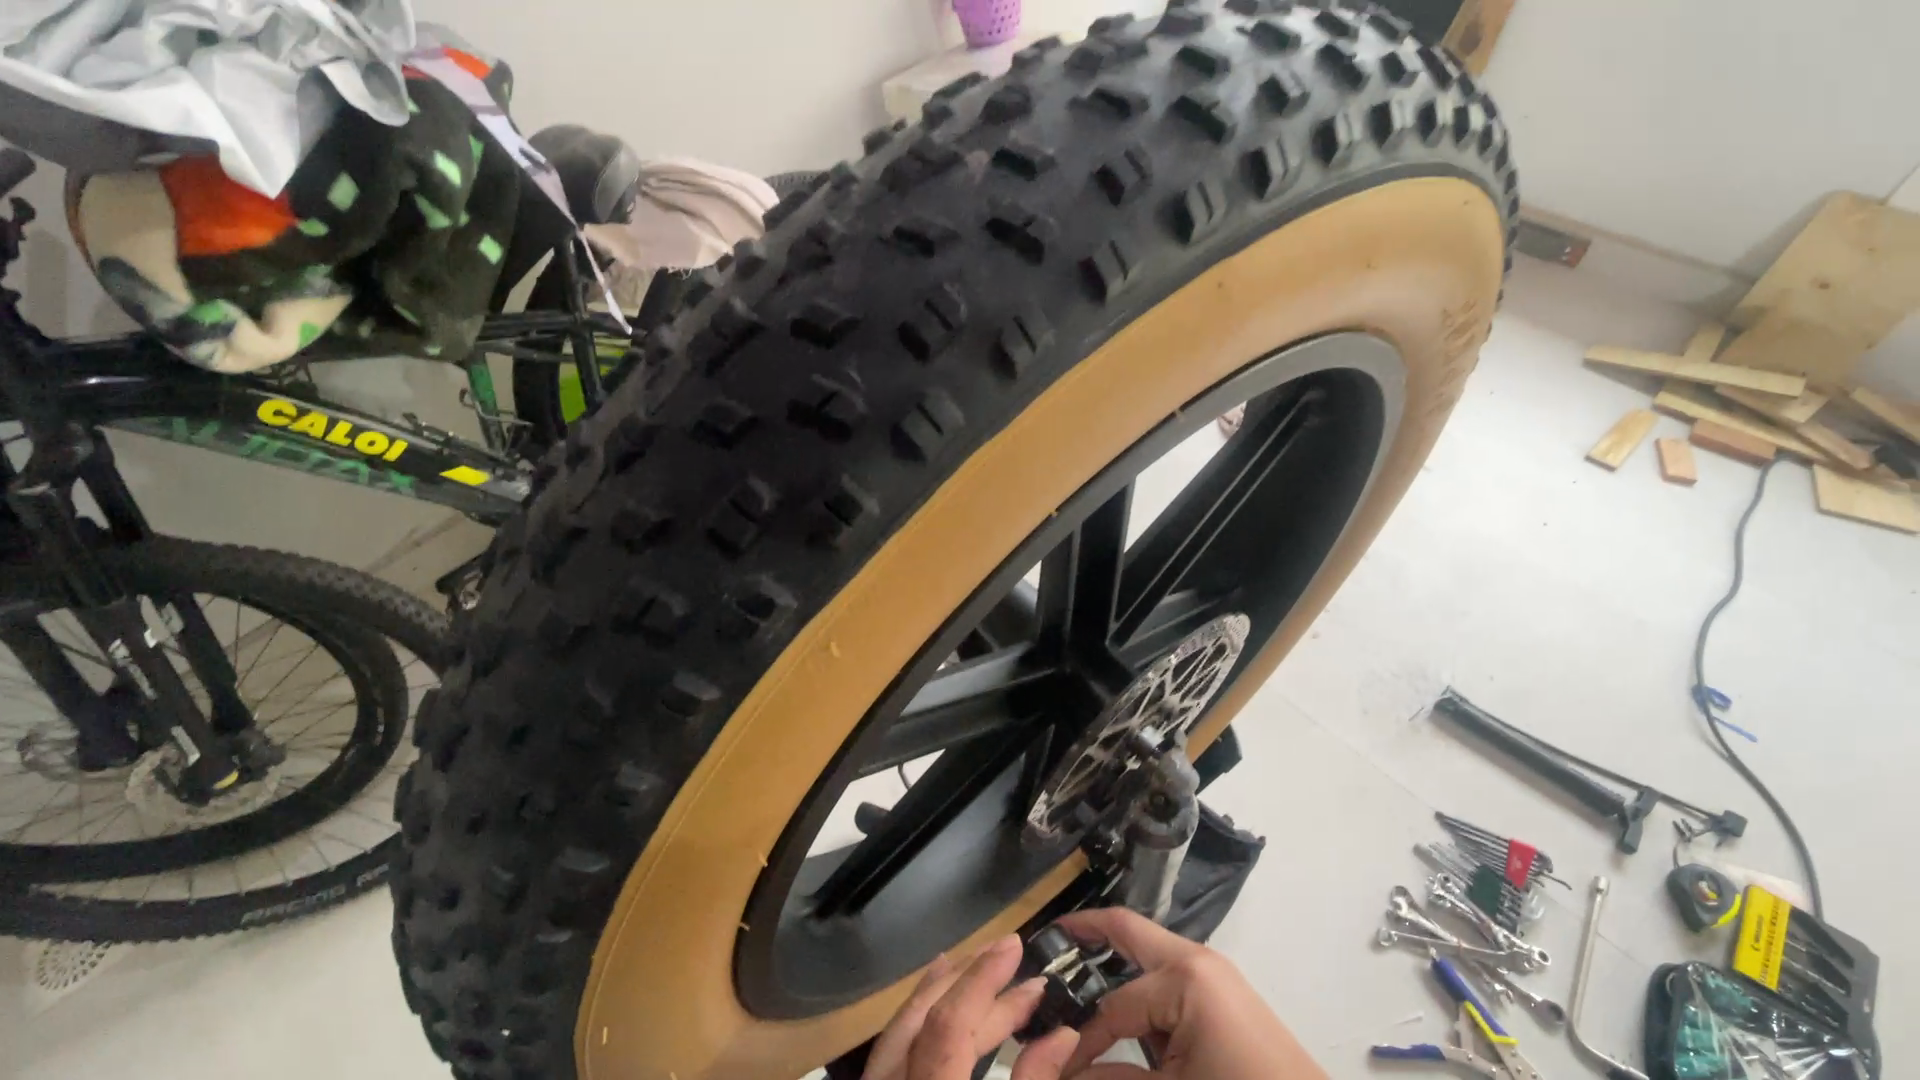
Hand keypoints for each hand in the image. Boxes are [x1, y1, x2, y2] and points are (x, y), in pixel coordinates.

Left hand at [864, 934, 1081, 1079]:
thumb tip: (1062, 1032)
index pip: (949, 1026)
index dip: (982, 980)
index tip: (1015, 944)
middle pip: (923, 1019)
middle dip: (971, 983)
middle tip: (1016, 961)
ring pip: (904, 1030)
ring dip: (946, 994)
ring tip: (982, 966)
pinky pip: (893, 1049)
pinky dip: (921, 1021)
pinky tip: (940, 1007)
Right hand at [1049, 908, 1326, 1079]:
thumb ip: (1114, 1078)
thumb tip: (1066, 1071)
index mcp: (1184, 978)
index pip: (1113, 1006)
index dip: (1083, 1041)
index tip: (1059, 1065)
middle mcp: (1197, 960)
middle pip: (1129, 930)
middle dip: (1088, 932)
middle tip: (1050, 939)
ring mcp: (1215, 974)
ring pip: (1150, 955)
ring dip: (1117, 962)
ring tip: (1078, 977)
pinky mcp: (1225, 995)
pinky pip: (1171, 979)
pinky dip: (1144, 987)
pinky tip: (1125, 1011)